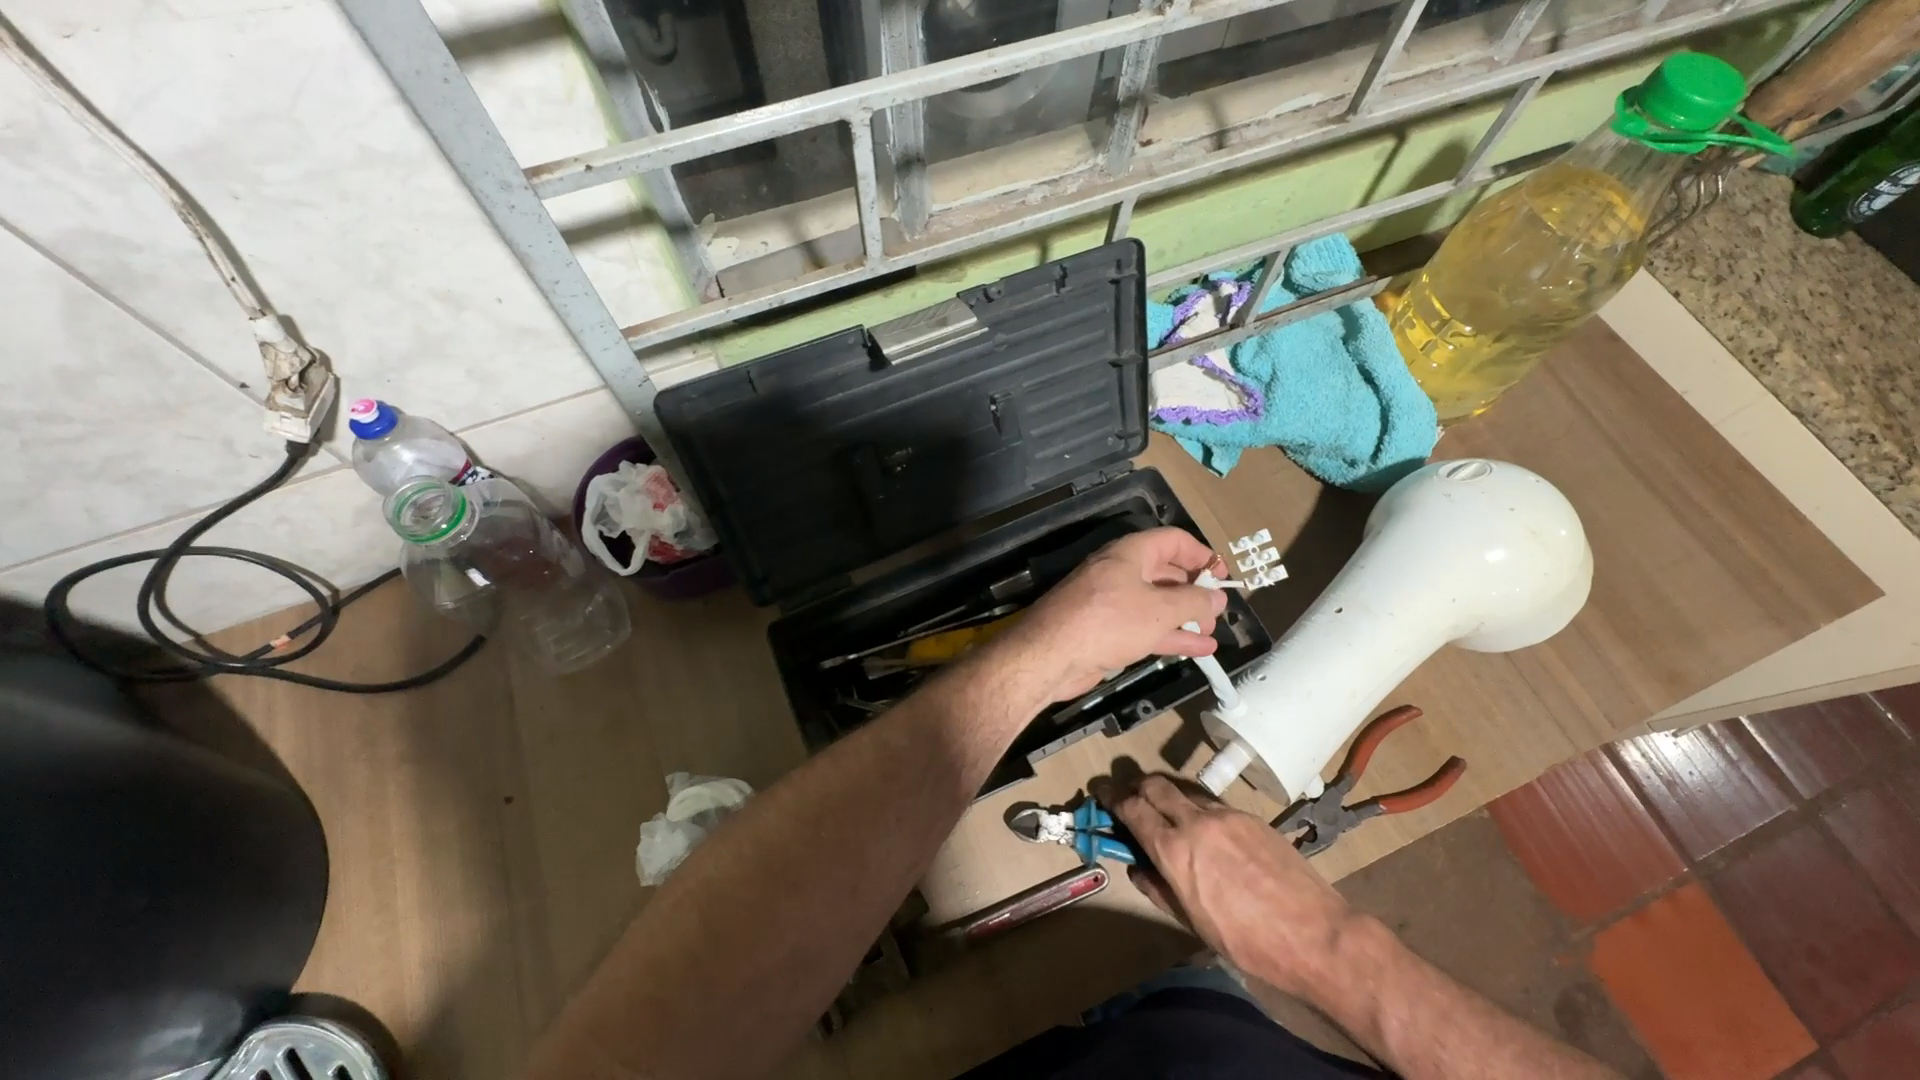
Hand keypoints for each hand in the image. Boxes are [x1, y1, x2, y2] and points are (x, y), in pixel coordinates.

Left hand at [993, 527, 1227, 702]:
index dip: (1201, 554)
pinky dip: (1170, 636)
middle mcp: (1120, 572)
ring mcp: (1112, 603)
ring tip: (1212, 631)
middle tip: (1218, 610)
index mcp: (1129, 554)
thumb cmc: (1108, 622)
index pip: (1172, 541)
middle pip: (1165, 573)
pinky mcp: (1107, 631)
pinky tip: (1197, 649)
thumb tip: (1217, 597)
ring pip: (1157, 604)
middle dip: (1194, 590)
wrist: (1051, 656)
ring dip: (1185, 617)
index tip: (1223, 575)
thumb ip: (1192, 602)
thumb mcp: (1159, 610)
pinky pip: (1145, 627)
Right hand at [1100, 775, 1357, 998]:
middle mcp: (1196, 823)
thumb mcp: (1193, 922)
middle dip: (1136, 786)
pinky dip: (1198, 809)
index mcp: (1174, 850)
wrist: (1314, 934)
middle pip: (1156, 786)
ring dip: (1168, 796)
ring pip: (1186, 792)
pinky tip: (1205, 831)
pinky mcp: (1253, 818)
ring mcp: (1227, 816)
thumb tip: (1139, 870)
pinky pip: (1214, 804)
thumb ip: (1159, 890)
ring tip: (1167, 814)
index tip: (1102, 793)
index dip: (1112, 797)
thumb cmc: (1247, 941)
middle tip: (1129, 796)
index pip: (1133, 808)